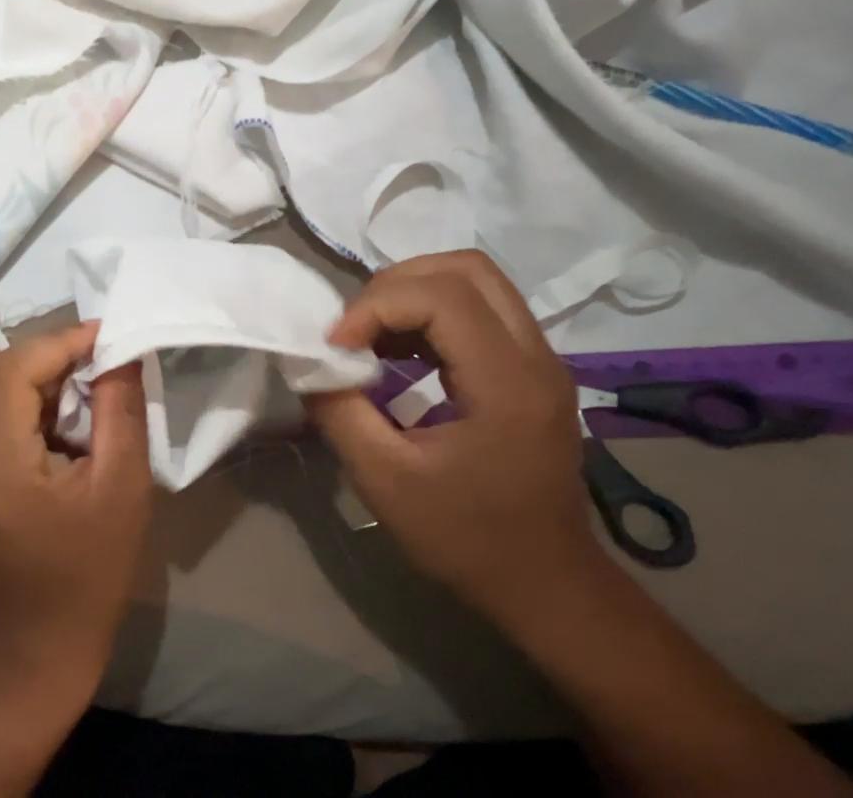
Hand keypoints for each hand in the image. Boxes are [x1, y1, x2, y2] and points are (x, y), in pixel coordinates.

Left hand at [0, 323, 153, 669]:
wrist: (43, 639)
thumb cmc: (92, 571)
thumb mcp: (121, 487)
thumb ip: (119, 411)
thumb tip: (119, 352)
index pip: (12, 371)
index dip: (59, 342)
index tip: (106, 337)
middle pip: (1, 380)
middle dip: (55, 364)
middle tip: (106, 369)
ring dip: (45, 390)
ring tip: (93, 406)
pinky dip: (32, 416)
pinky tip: (67, 437)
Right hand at [306, 250, 600, 618]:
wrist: (544, 583)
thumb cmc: (465, 538)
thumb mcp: (384, 480)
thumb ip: (340, 412)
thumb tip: (308, 365)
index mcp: (507, 383)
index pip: (441, 296)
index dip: (374, 307)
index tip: (335, 349)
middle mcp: (535, 357)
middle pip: (466, 269)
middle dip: (395, 285)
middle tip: (354, 331)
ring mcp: (540, 361)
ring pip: (476, 281)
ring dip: (412, 295)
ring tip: (371, 339)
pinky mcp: (531, 372)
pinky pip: (479, 311)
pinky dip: (429, 315)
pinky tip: (398, 355)